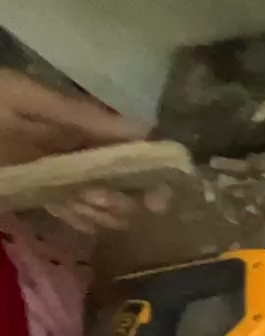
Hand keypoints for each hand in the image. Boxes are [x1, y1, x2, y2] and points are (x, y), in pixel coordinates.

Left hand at [0, 70, 167, 231]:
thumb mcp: (18, 97)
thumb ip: (77, 113)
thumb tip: (147, 130)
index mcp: (80, 130)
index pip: (138, 155)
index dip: (158, 178)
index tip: (158, 198)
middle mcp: (81, 156)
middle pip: (133, 188)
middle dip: (129, 201)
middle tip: (103, 201)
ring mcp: (64, 179)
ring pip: (112, 207)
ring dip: (105, 211)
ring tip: (76, 202)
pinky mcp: (45, 196)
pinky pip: (82, 217)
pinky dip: (84, 221)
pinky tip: (72, 215)